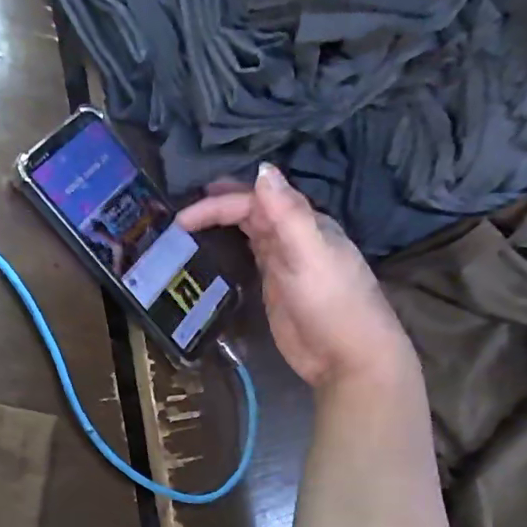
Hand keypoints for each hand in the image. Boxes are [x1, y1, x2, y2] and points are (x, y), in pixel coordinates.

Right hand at [176, 164, 413, 389]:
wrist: (346, 356)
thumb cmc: (332, 303)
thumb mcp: (309, 255)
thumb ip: (287, 215)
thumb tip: (262, 171)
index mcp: (304, 224)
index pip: (255, 202)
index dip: (218, 205)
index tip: (181, 220)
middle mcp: (293, 238)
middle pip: (251, 211)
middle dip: (218, 206)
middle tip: (180, 213)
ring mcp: (283, 263)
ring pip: (248, 232)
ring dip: (221, 224)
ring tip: (189, 226)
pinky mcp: (273, 287)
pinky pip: (247, 257)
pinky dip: (228, 248)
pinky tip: (213, 252)